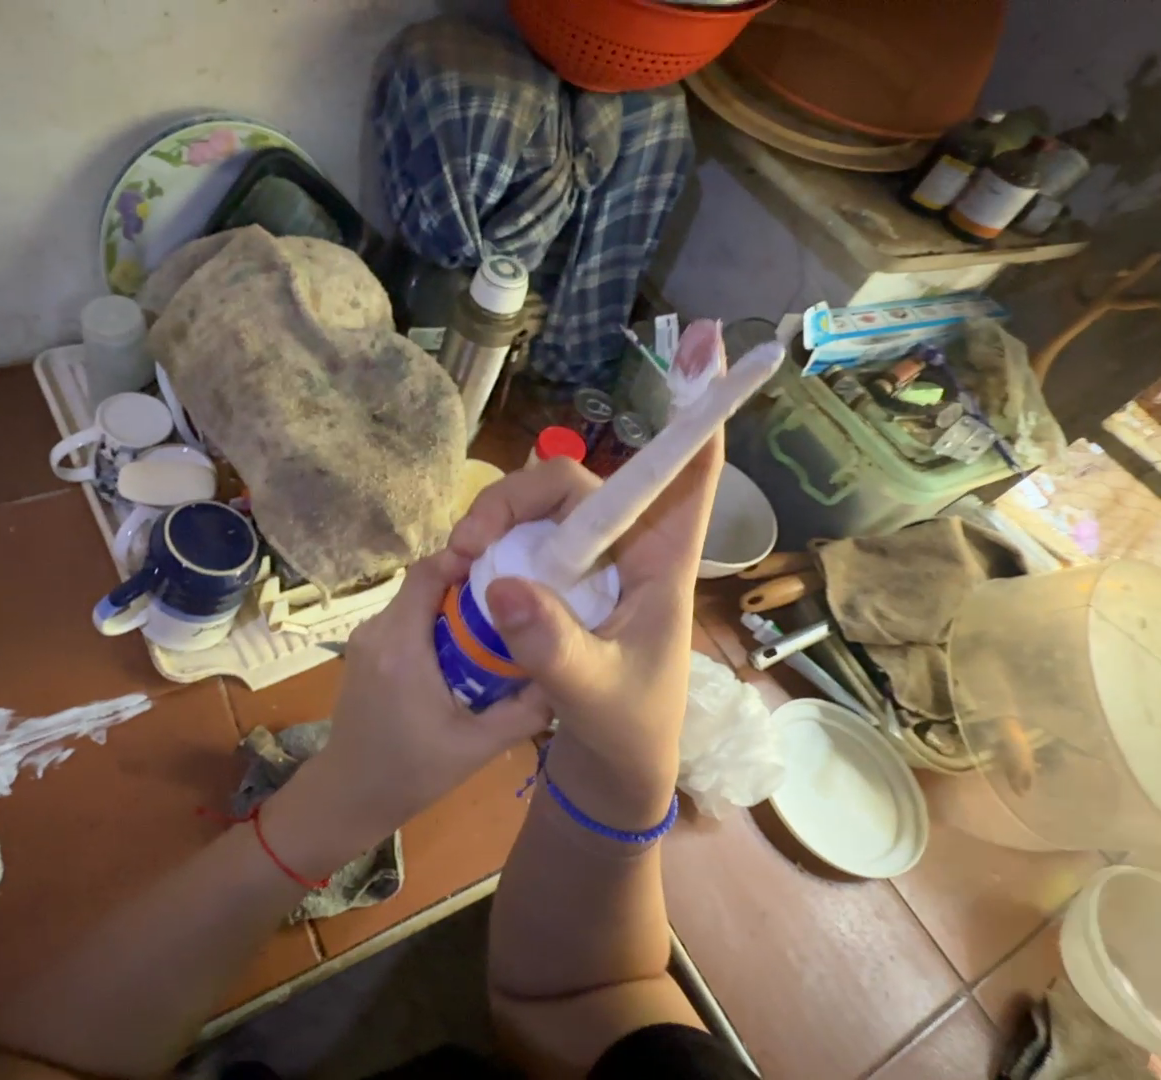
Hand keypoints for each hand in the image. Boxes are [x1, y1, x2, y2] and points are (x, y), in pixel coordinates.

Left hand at [261, 550, 552, 879]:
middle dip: (467, 584)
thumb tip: (562, 675)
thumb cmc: (411, 773)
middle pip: (424, 582)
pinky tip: (462, 648)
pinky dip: (433, 621)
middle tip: (512, 598)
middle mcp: (376, 631)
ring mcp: (365, 639)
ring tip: (493, 624)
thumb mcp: (476, 747)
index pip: (428, 572)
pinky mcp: (364, 650)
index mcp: (400, 647)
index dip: (467, 559)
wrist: (350, 794)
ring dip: (450, 604)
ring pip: (414, 599)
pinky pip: (403, 618)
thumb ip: (523, 711)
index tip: (508, 567)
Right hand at [448, 447, 723, 824]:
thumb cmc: (625, 731)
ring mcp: (583, 569)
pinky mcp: (552, 587)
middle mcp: (622, 554)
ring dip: (494, 519)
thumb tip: (500, 585)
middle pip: (576, 486)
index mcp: (658, 567)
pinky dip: (489, 546)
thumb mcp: (592, 696)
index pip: (683, 484)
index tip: (703, 353)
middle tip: (469, 539)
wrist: (607, 771)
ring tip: (457, 558)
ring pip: (538, 512)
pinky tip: (462, 570)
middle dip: (519, 494)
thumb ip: (553, 648)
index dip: (693, 423)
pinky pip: (518, 544)